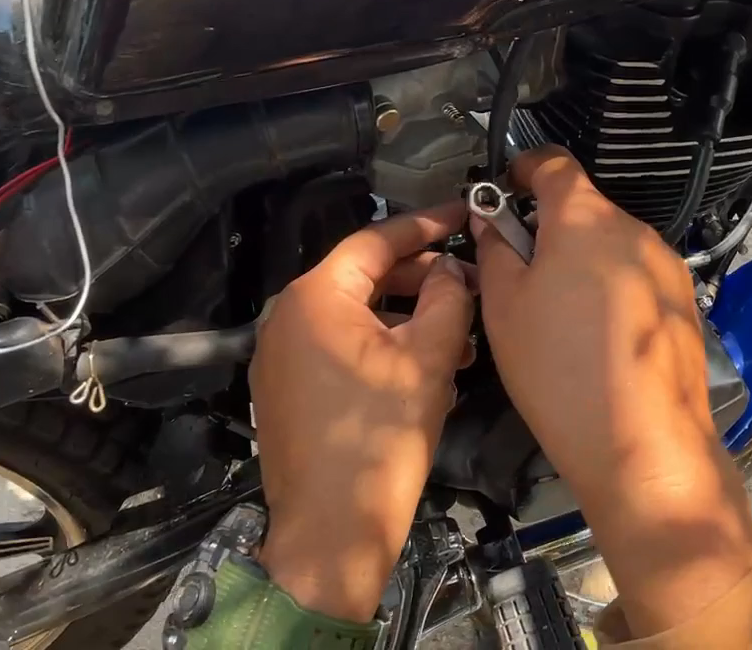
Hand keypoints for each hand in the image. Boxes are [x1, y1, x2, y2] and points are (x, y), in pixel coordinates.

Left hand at [251, 205, 475, 622]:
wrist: (331, 538)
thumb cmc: (382, 441)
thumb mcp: (428, 359)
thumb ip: (447, 297)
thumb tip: (450, 268)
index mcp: (314, 297)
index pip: (376, 240)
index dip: (426, 225)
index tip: (462, 214)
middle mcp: (287, 316)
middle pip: (364, 276)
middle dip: (421, 279)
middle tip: (470, 284)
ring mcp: (280, 355)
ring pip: (356, 315)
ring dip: (408, 318)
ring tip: (459, 337)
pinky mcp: (286, 389)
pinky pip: (340, 347)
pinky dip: (382, 346)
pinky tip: (425, 365)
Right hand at [473, 148, 751, 636]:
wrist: (645, 448)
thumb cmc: (559, 370)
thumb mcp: (504, 308)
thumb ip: (495, 249)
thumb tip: (491, 218)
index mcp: (584, 219)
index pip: (554, 162)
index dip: (523, 168)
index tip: (504, 191)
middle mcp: (633, 229)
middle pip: (583, 206)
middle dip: (548, 225)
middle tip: (520, 269)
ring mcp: (666, 265)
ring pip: (611, 242)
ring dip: (581, 257)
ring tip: (560, 313)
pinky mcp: (685, 301)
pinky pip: (636, 274)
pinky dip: (611, 285)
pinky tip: (598, 337)